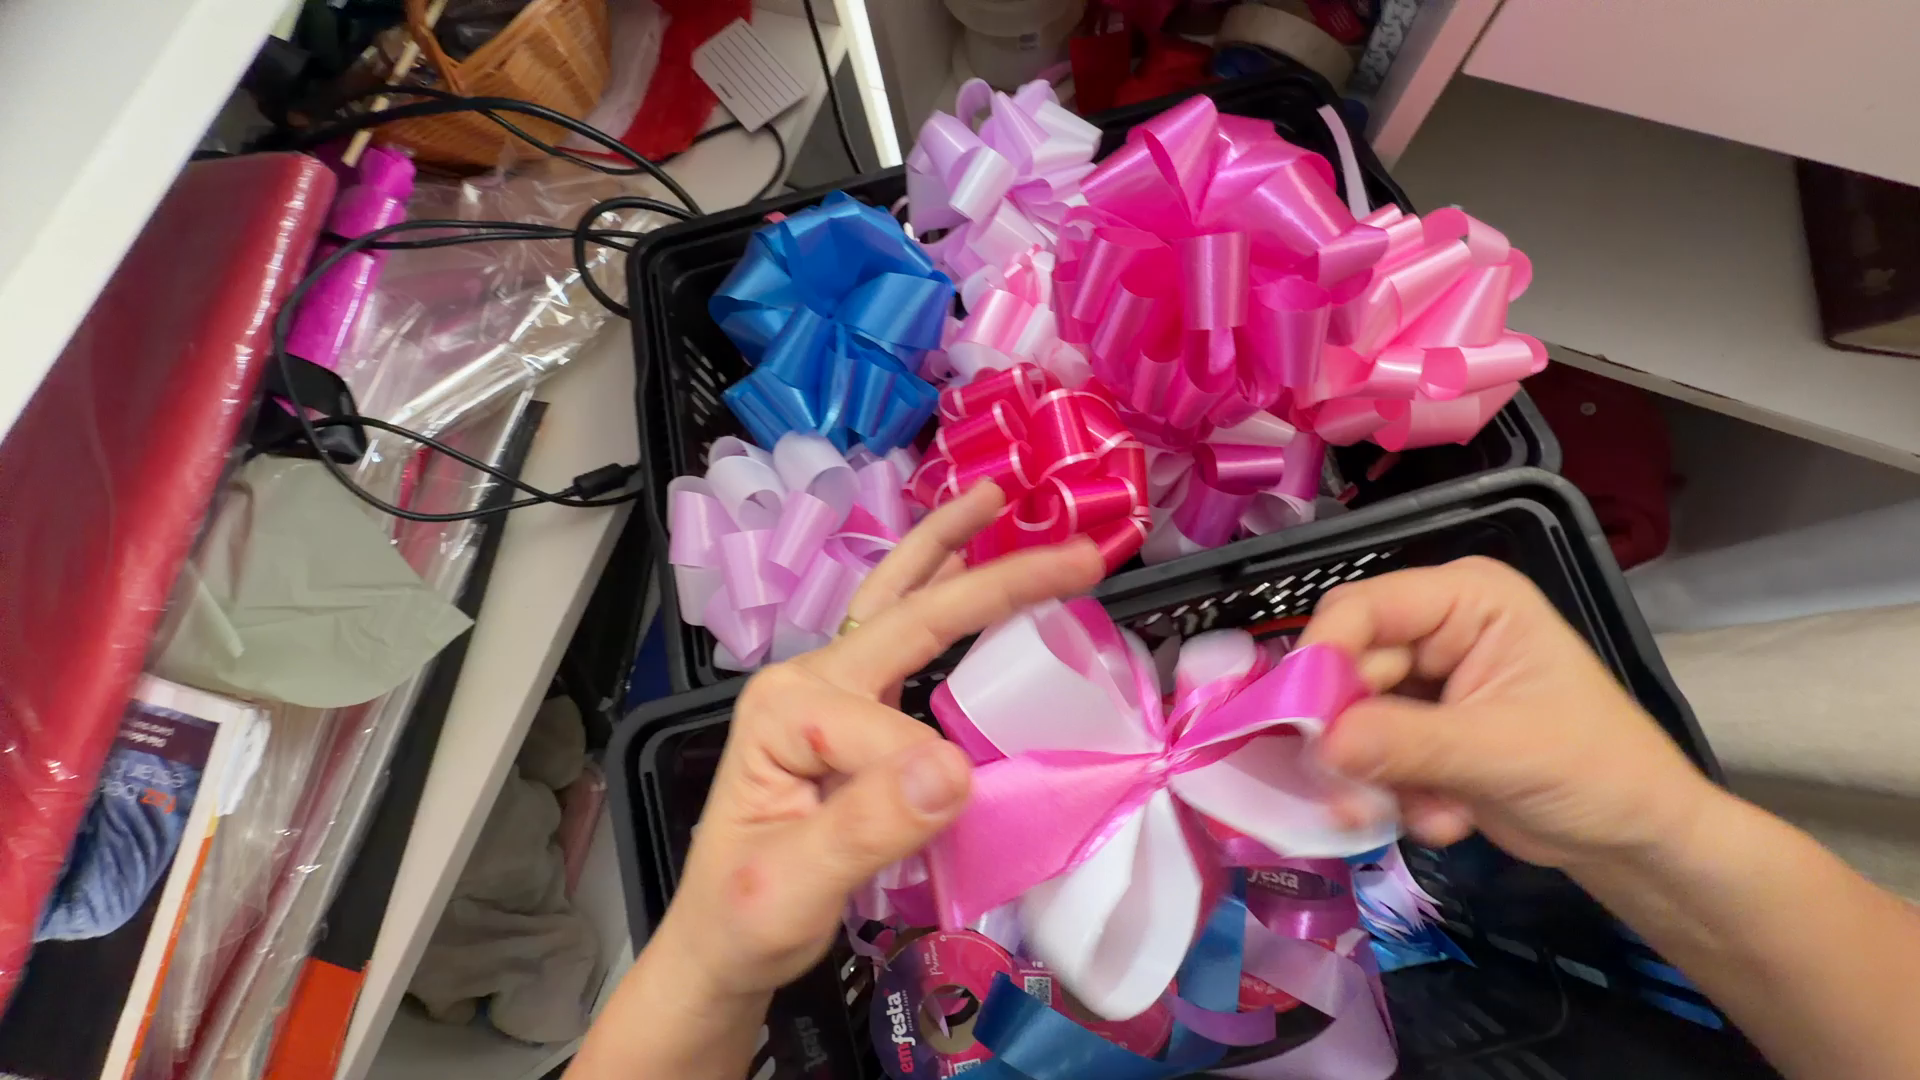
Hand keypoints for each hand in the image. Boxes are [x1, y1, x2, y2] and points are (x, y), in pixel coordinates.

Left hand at [652, 483, 1105, 999]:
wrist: (723, 942)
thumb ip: (868, 826)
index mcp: (786, 707)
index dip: (924, 773)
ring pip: (898, 597)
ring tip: (997, 500)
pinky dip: (940, 589)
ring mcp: (827, 683)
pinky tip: (964, 569)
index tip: (939, 829)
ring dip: (952, 547)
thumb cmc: (746, 918)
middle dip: (993, 575)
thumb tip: (956, 769)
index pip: (886, 721)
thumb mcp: (793, 888)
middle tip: (1075, 550)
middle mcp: (806, 676)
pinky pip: (901, 630)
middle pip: (907, 608)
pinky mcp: (849, 701)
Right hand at [1301, 556, 1719, 873]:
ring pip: (1344, 712)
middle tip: (1346, 794)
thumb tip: (1322, 745)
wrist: (1638, 844)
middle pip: (1343, 664)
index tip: (1299, 722)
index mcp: (1464, 599)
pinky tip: (1435, 817)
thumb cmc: (1600, 775)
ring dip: (1367, 773)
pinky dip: (1383, 787)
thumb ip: (1409, 743)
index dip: (1321, 657)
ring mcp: (1417, 675)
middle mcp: (1430, 626)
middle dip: (1346, 734)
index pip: (1361, 608)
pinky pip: (1360, 745)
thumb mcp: (1506, 753)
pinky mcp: (1408, 720)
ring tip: (1408, 817)